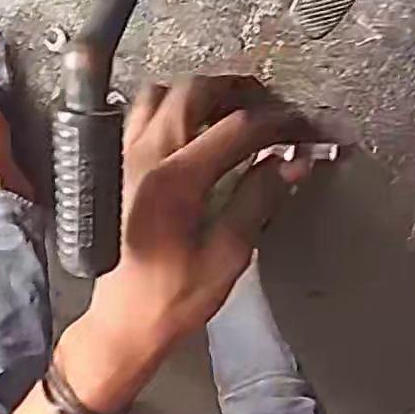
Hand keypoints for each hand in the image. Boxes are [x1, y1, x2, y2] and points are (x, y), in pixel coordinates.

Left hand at [64, 75, 306, 409]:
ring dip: (200, 95)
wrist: (125, 322)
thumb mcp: (227, 255)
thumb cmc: (169, 299)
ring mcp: (121, 159)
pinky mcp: (114, 169)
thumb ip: (258, 200)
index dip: (277, 123)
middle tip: (269, 105)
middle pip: (193, 93)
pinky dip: (172, 110)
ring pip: (161, 95)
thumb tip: (289, 164)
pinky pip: (141, 116)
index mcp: (173, 181)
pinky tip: (191, 132)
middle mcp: (141, 160)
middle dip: (238, 91)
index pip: (236, 129)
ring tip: (231, 111)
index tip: (300, 128)